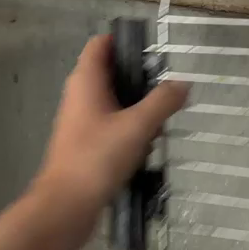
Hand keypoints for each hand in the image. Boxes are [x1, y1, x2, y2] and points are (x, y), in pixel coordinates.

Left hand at [28, 34, 189, 229]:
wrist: (65, 207)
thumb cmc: (97, 158)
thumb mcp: (137, 126)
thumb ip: (162, 102)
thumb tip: (183, 83)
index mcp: (86, 80)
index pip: (101, 43)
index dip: (125, 41)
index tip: (153, 53)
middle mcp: (80, 94)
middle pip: (111, 72)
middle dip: (139, 79)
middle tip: (165, 91)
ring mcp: (80, 120)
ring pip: (114, 101)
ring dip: (137, 108)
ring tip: (160, 122)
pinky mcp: (84, 143)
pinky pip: (111, 124)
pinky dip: (129, 129)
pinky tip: (146, 147)